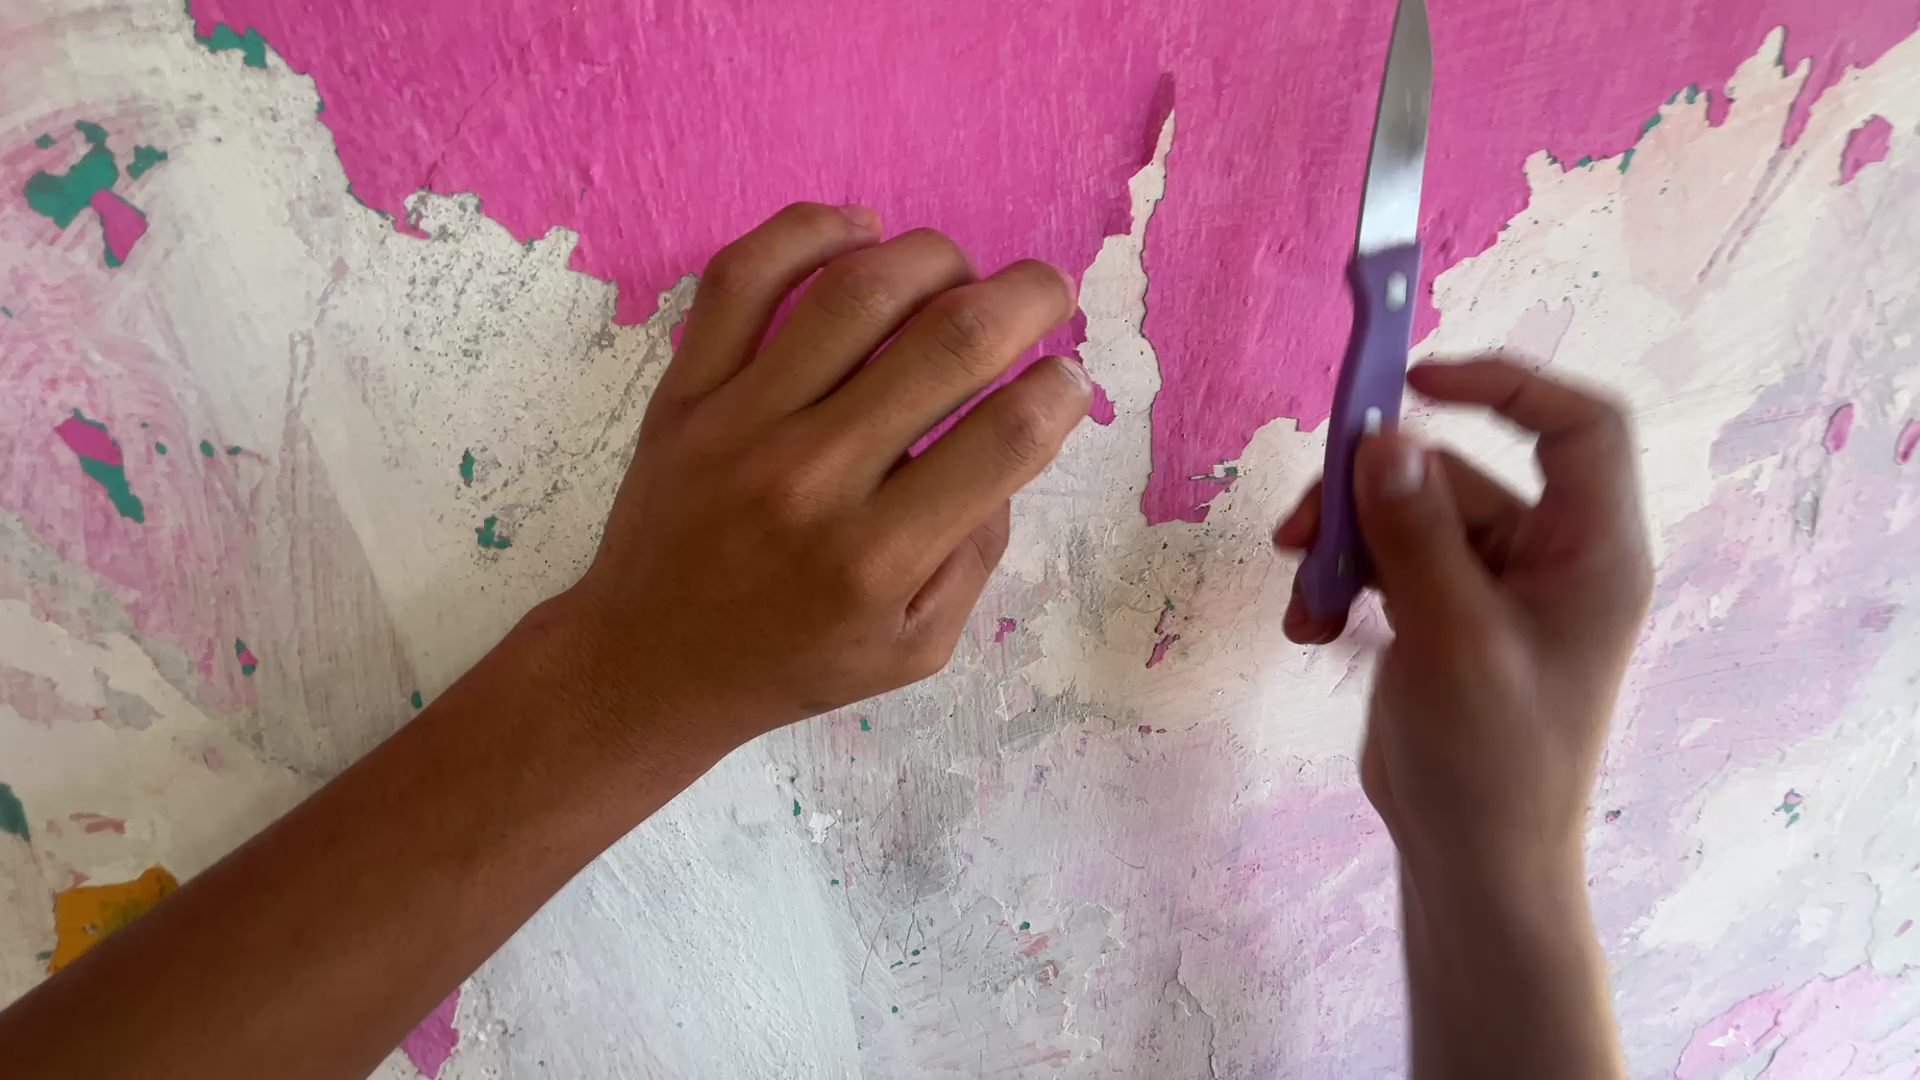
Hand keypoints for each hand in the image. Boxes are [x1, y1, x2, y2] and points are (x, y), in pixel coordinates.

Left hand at [563, 203, 1089, 751]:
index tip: (1066, 380)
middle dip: (1029, 298)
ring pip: (857, 291)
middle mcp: (816, 478)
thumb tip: (1009, 443)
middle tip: (1051, 293)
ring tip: (963, 273)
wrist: (651, 664)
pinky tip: (863, 231)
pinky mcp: (685, 392)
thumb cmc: (795, 663)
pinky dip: (809, 229)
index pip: (1005, 438)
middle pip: (949, 344)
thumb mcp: (918, 648)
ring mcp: (740, 423)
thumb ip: (977, 553)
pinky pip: (742, 276)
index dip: (1061, 392)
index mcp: (881, 558)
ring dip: (937, 259)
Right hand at [1274, 357, 1652, 888]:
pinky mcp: (1429, 612)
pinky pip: (1374, 565)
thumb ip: (1418, 537)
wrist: (1465, 847)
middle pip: (1443, 479)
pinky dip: (1334, 587)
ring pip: (1393, 521)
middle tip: (1295, 536)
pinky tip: (1309, 628)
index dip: (1504, 385)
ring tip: (1304, 605)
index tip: (1412, 381)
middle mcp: (1536, 556)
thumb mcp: (1453, 638)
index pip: (1576, 429)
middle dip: (1362, 503)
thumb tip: (1384, 440)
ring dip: (1336, 553)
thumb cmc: (1490, 754)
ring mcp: (1477, 584)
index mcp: (1586, 551)